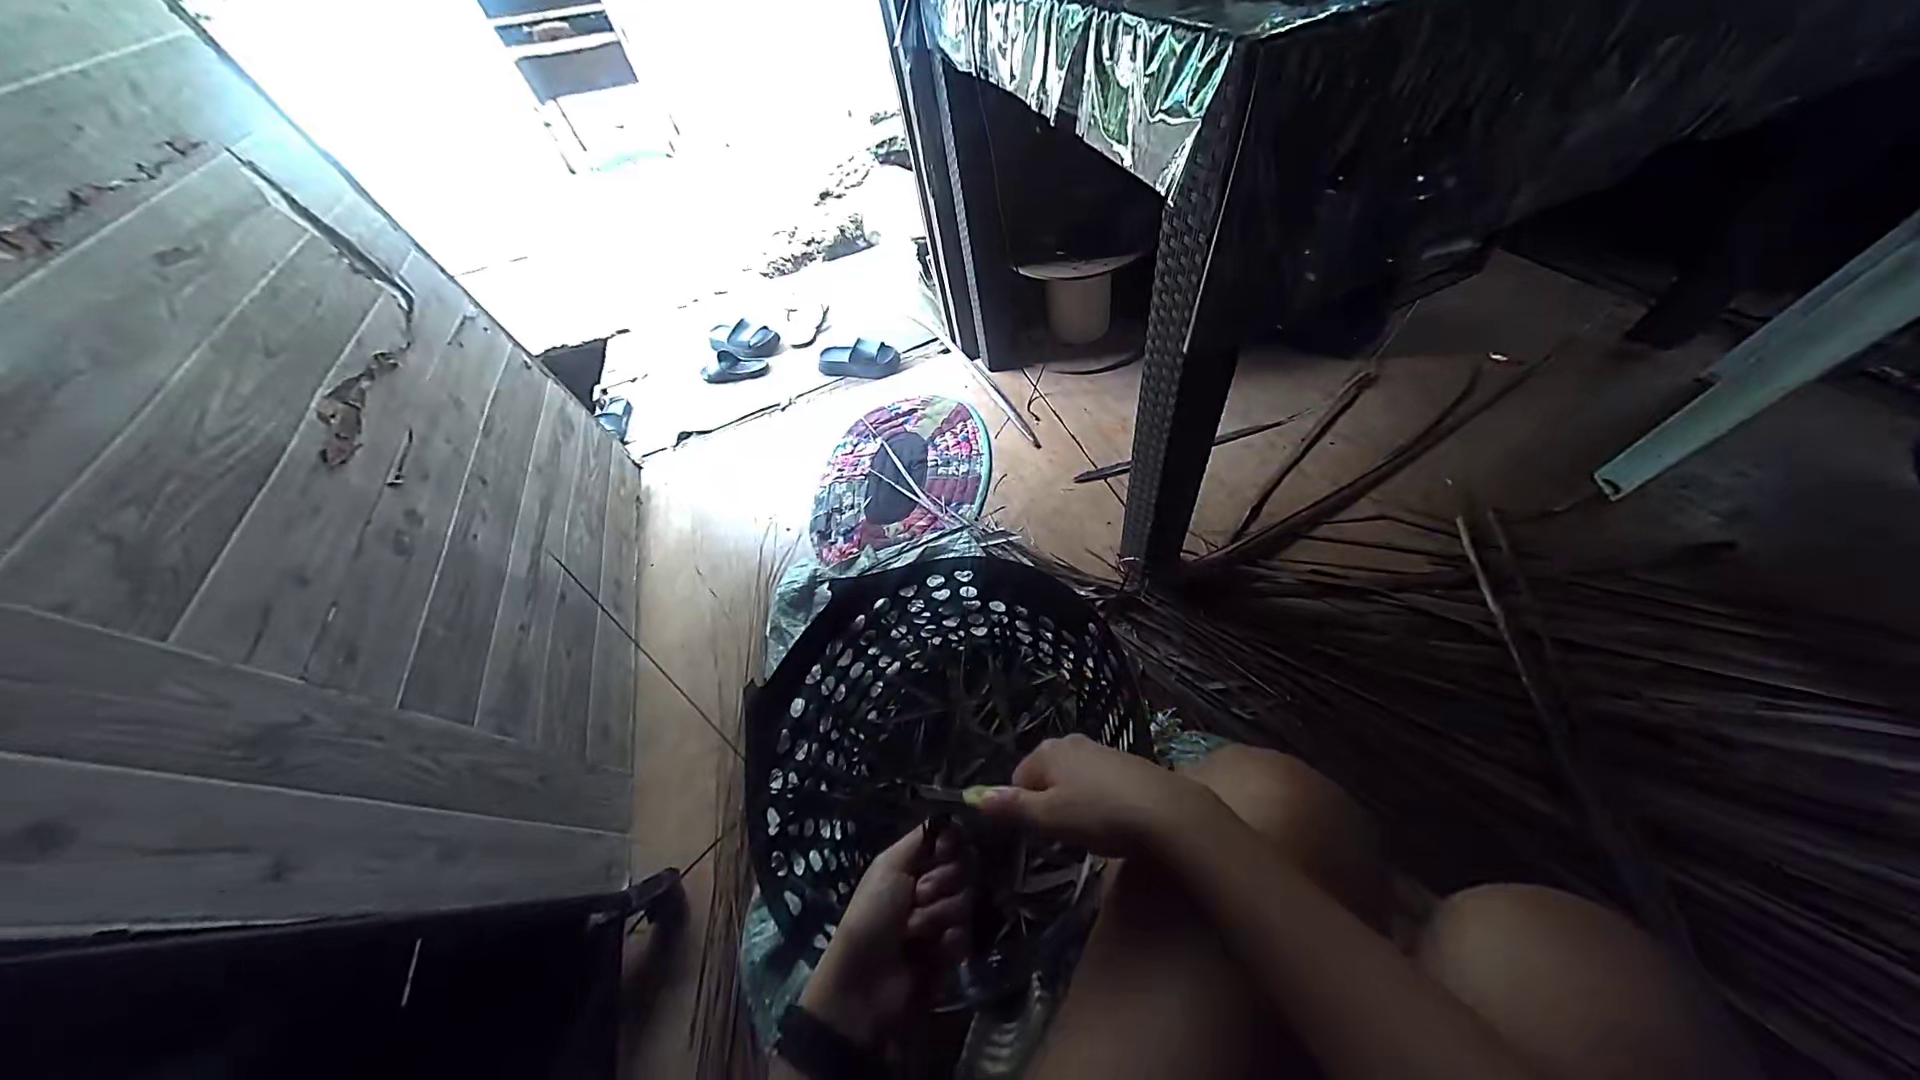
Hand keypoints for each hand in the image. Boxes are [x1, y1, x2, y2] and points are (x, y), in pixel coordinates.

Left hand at [798, 824, 972, 1047]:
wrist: (866, 982)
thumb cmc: (872, 916)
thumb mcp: (888, 867)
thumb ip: (919, 839)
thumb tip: (951, 818)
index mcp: (917, 863)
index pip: (953, 841)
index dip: (952, 846)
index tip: (942, 853)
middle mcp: (936, 885)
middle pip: (965, 868)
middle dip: (940, 884)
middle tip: (915, 899)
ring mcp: (946, 917)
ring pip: (967, 901)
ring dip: (937, 916)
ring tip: (912, 933)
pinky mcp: (955, 950)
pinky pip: (967, 934)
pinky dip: (946, 943)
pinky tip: (928, 953)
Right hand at [965, 734, 1225, 857]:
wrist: (1165, 811)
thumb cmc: (1098, 814)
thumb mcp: (1049, 818)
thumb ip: (1013, 807)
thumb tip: (976, 797)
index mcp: (1047, 751)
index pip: (1017, 780)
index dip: (1025, 809)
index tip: (1042, 832)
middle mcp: (1071, 742)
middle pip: (1046, 777)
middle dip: (1051, 804)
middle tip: (1067, 833)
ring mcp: (1101, 750)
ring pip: (1074, 780)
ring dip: (1076, 803)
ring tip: (1093, 830)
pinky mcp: (1127, 763)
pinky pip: (1100, 783)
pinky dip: (1101, 801)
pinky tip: (1115, 821)